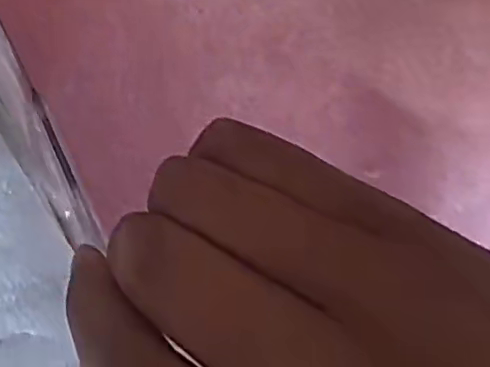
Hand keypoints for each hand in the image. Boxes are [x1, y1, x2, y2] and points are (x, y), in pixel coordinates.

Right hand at [68, 119, 489, 366]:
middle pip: (155, 253)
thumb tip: (121, 306)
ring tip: (213, 236)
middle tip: (169, 282)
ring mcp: (364, 271)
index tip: (94, 287)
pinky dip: (219, 164)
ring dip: (176, 207)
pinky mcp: (395, 217)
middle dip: (135, 258)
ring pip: (192, 183)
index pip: (136, 360)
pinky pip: (249, 145)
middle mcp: (315, 354)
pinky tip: (248, 200)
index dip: (96, 318)